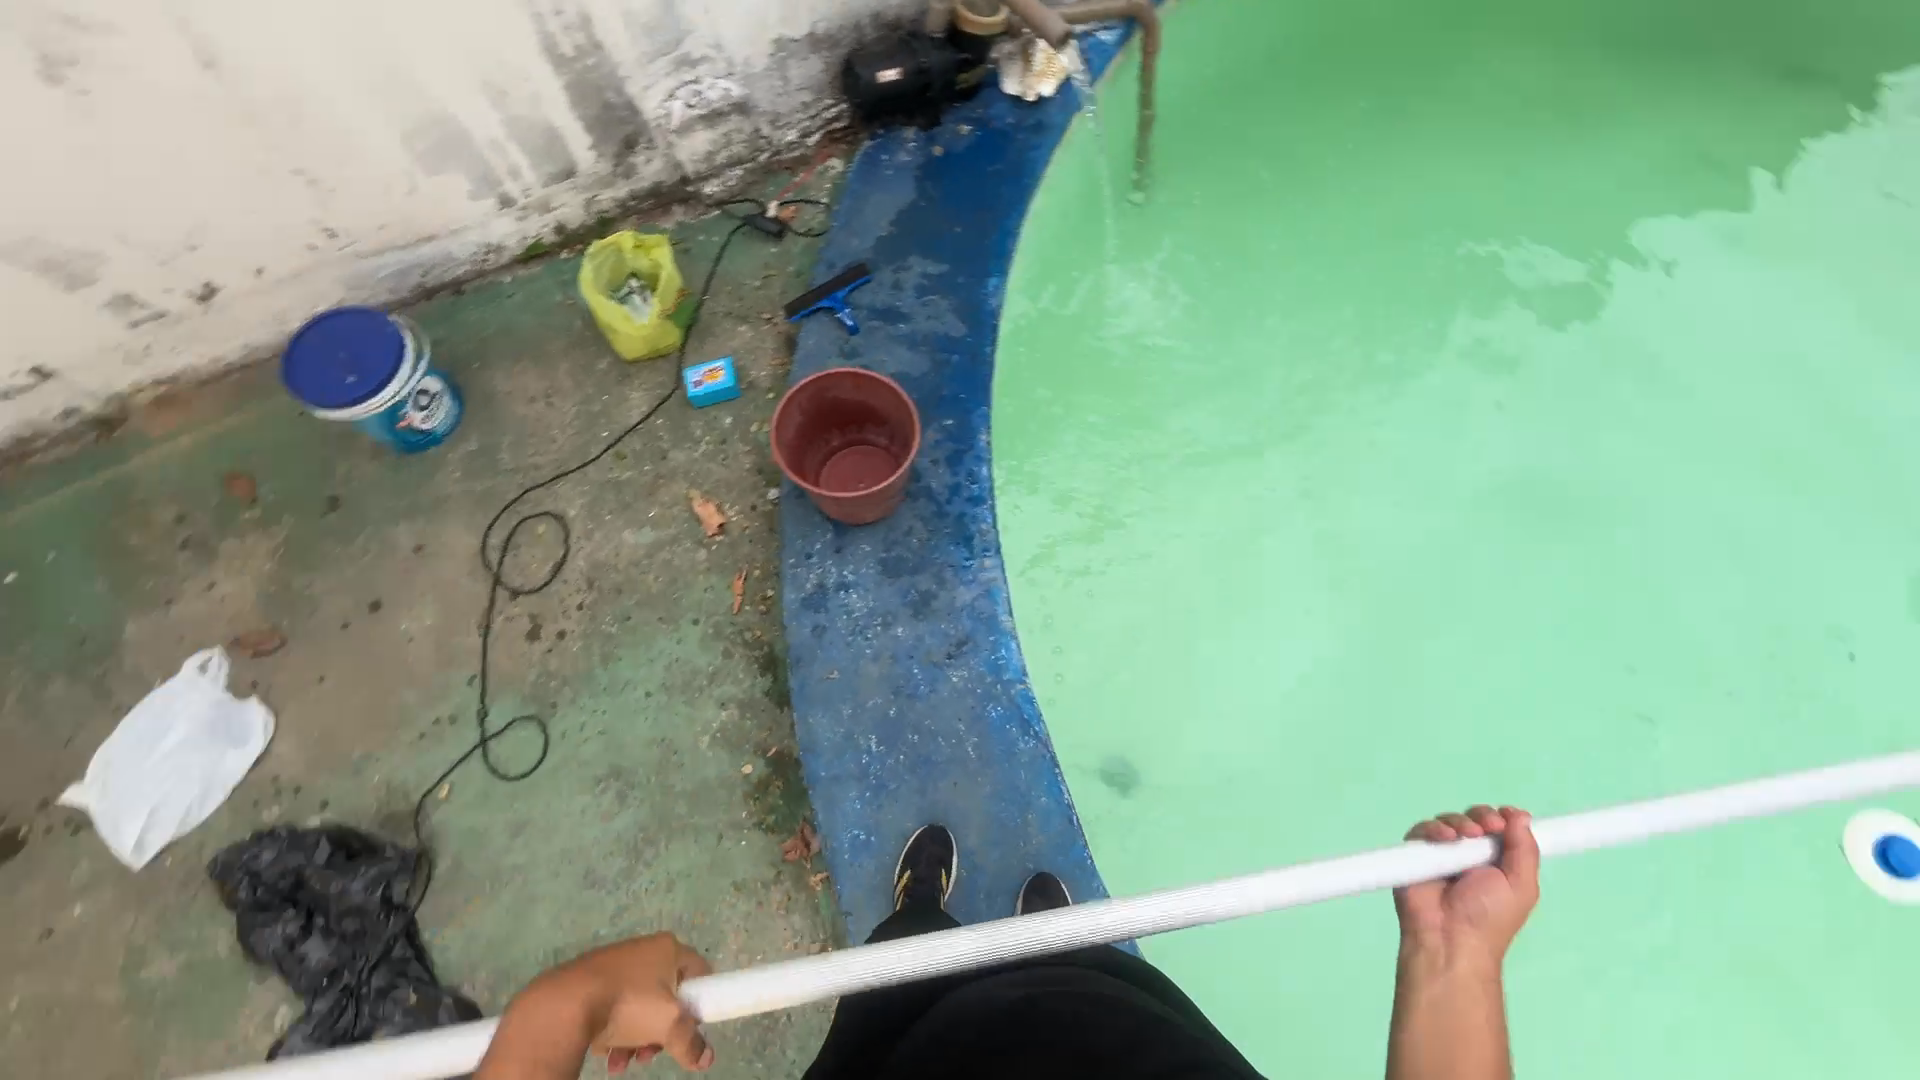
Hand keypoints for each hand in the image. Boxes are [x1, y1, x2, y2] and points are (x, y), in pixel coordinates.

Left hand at [552, 933, 714, 1072]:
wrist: (564, 1005)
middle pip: (665, 995)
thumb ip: (691, 1042)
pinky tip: (605, 1052)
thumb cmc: (628, 1004)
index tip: (689, 1027)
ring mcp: (615, 964)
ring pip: (637, 1004)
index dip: (699, 1001)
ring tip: (622, 1062)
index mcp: (668, 948)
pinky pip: (612, 1005)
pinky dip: (613, 1029)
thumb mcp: (668, 1025)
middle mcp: (644, 950)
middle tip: (650, 1052)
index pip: (698, 971)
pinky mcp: (590, 980)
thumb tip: (706, 1059)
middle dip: (660, 1030)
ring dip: (635, 1037)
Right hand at [1393, 805, 1538, 968]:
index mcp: (1497, 861)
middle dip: (1482, 816)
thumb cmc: (1491, 916)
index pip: (1499, 828)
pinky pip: (1422, 829)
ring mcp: (1441, 851)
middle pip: (1474, 818)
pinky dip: (1434, 828)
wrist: (1451, 936)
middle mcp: (1469, 853)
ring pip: (1448, 820)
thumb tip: (1521, 815)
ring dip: (1460, 821)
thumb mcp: (1521, 886)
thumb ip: (1524, 850)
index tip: (1505, 818)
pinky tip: (1445, 838)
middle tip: (1489, 827)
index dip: (1502, 818)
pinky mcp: (1416, 852)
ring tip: (1466, 836)